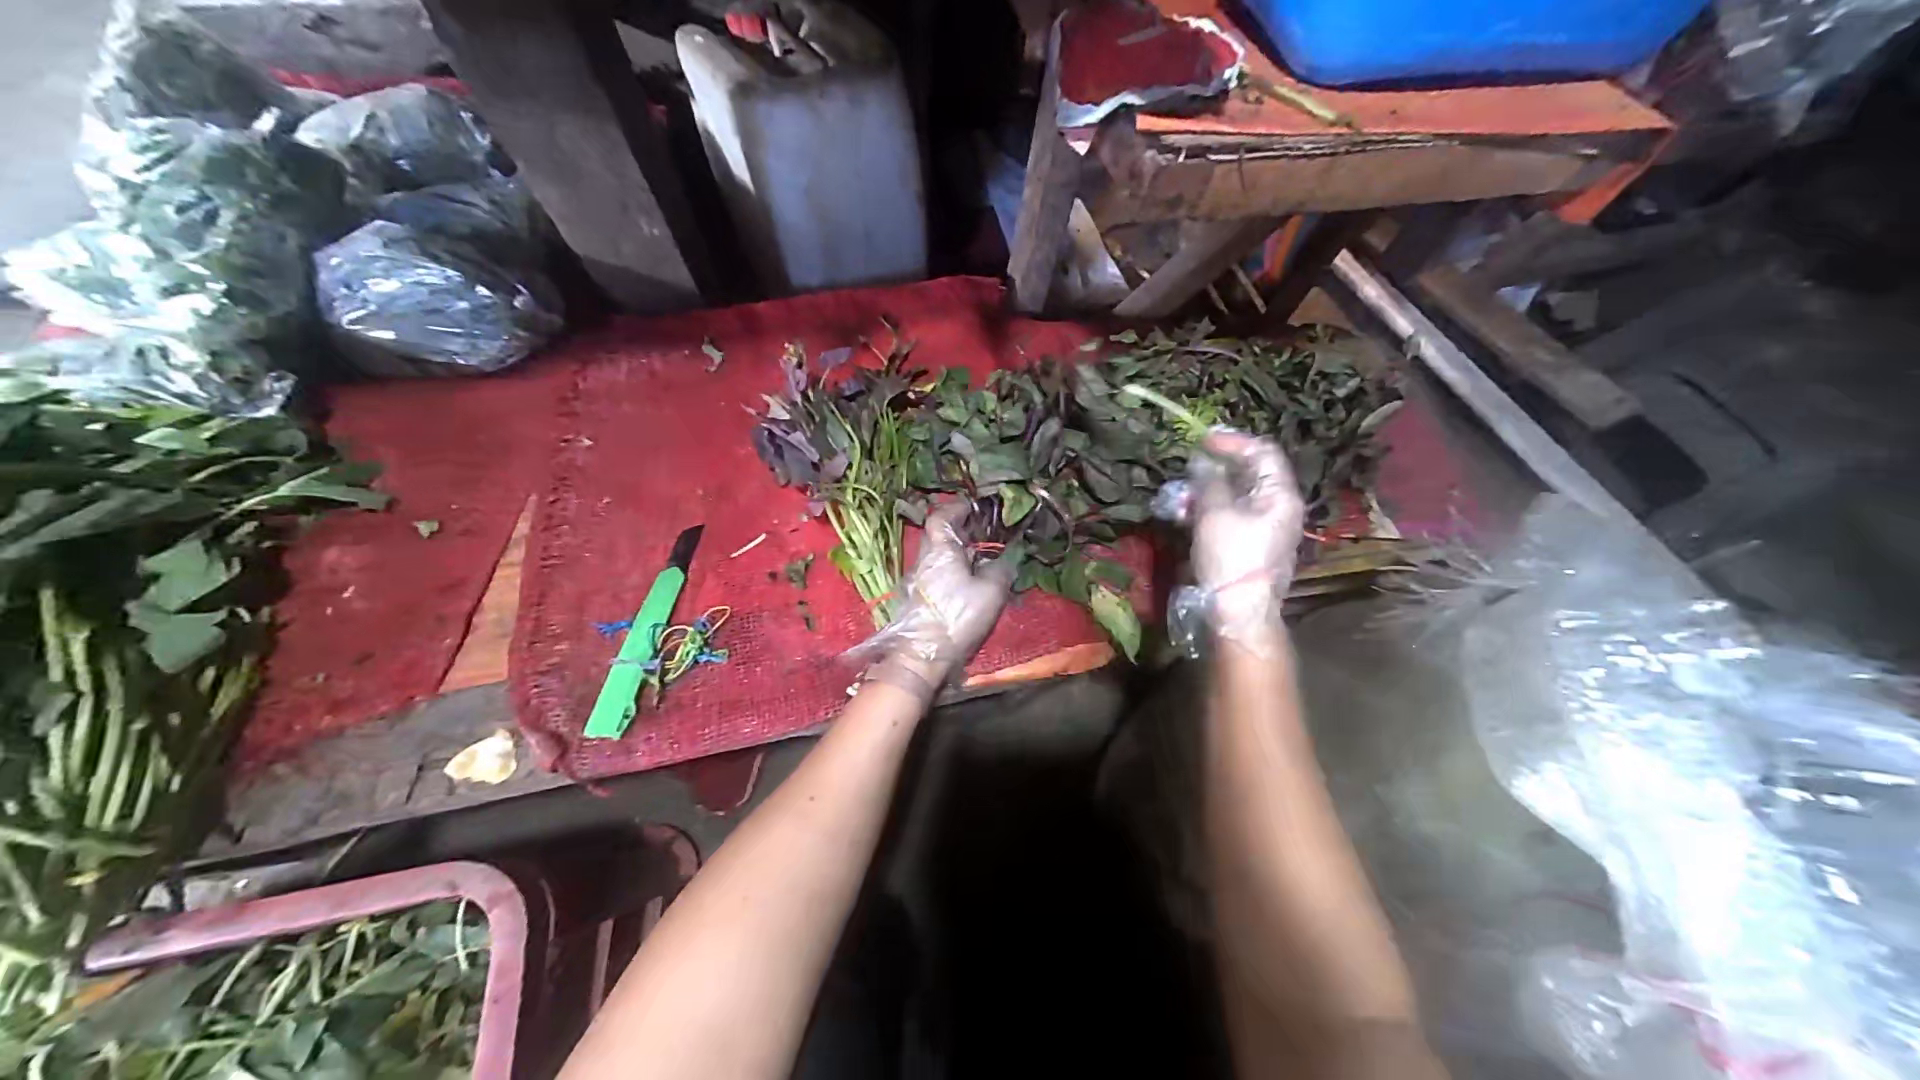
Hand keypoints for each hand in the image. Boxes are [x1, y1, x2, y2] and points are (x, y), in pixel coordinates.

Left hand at [858, 501, 1013, 684]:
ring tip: (981, 559)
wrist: (922, 656)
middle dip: (960, 531)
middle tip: (983, 533)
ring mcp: (917, 581)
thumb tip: (1006, 559)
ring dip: (957, 554)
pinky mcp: (918, 601)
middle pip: (938, 536)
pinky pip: (937, 575)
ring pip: (938, 558)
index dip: (956, 509)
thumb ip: (1000, 570)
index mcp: (939, 550)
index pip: (941, 517)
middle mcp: (923, 560)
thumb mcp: (990, 592)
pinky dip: (952, 572)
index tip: (974, 508)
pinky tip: (968, 583)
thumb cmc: (956, 617)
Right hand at [1190, 431, 1303, 641]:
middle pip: (1247, 475)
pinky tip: (1182, 516)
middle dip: (1212, 470)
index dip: (1233, 442)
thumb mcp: (1216, 514)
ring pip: (1232, 497)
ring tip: (1177, 498)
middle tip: (1184, 470)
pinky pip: (1226, 518)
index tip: (1201, 440)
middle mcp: (1276, 509)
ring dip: (1203, 492)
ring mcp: (1262, 528)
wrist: (1237, 614)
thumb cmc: (1231, 558)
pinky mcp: (1245, 546)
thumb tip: (1204, 461)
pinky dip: (1204, 512)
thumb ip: (1210, 482)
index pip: (1263, 453)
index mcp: (1280, 496)